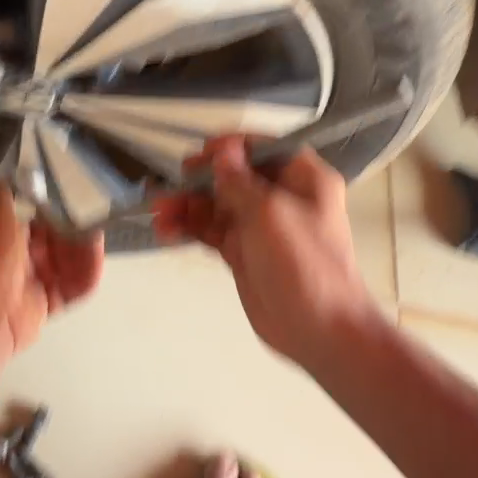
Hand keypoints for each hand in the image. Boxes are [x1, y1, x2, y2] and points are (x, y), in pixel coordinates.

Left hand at [0, 182, 105, 357]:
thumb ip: (2, 199)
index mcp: (3, 236)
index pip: (35, 220)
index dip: (55, 212)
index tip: (74, 202)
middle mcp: (18, 257)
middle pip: (55, 242)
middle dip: (74, 234)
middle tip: (91, 225)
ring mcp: (33, 281)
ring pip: (66, 263)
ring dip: (83, 254)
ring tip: (96, 243)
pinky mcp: (47, 302)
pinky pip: (72, 286)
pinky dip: (85, 276)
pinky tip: (95, 264)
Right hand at [153, 138, 378, 360]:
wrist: (318, 329)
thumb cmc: (305, 265)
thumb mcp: (271, 213)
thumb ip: (240, 181)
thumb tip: (221, 151)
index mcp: (302, 179)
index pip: (263, 148)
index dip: (230, 147)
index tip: (201, 154)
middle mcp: (281, 197)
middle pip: (231, 175)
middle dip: (198, 180)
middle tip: (172, 187)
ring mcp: (259, 225)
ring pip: (214, 203)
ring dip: (186, 204)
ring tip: (159, 213)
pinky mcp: (241, 250)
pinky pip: (208, 229)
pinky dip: (187, 227)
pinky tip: (166, 229)